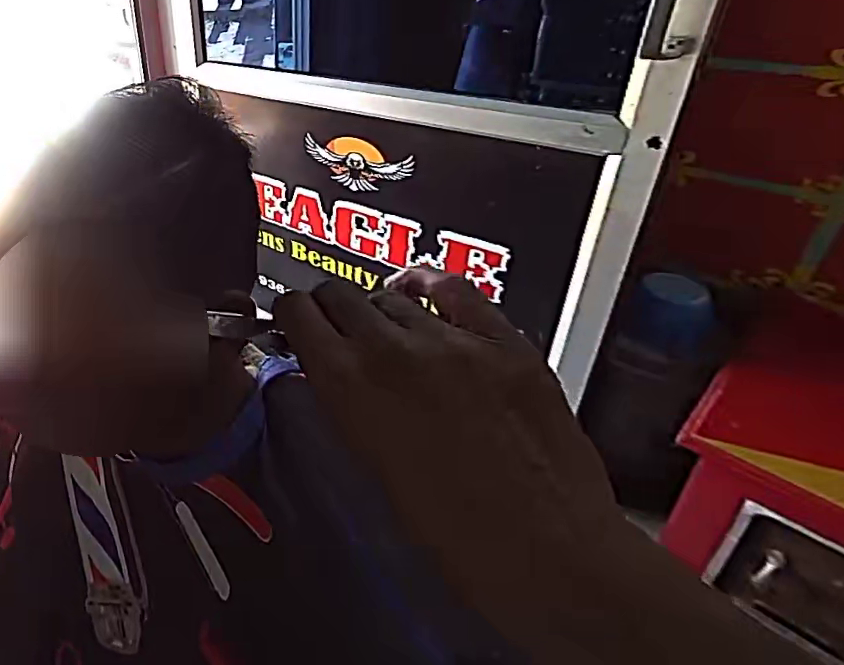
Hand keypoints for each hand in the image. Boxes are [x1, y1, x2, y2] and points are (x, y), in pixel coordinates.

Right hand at [274, 269, 622, 648]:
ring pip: (389, 293)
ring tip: (390, 333)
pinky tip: (422, 293)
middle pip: (337, 292)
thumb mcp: (362, 451)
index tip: (297, 322)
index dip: (292, 314)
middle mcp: (388, 348)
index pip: (295, 307)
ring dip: (379, 310)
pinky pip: (452, 288)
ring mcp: (449, 340)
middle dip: (330, 308)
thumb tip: (322, 364)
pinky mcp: (503, 342)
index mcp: (344, 379)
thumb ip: (337, 394)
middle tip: (339, 329)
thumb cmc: (448, 526)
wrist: (550, 557)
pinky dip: (429, 286)